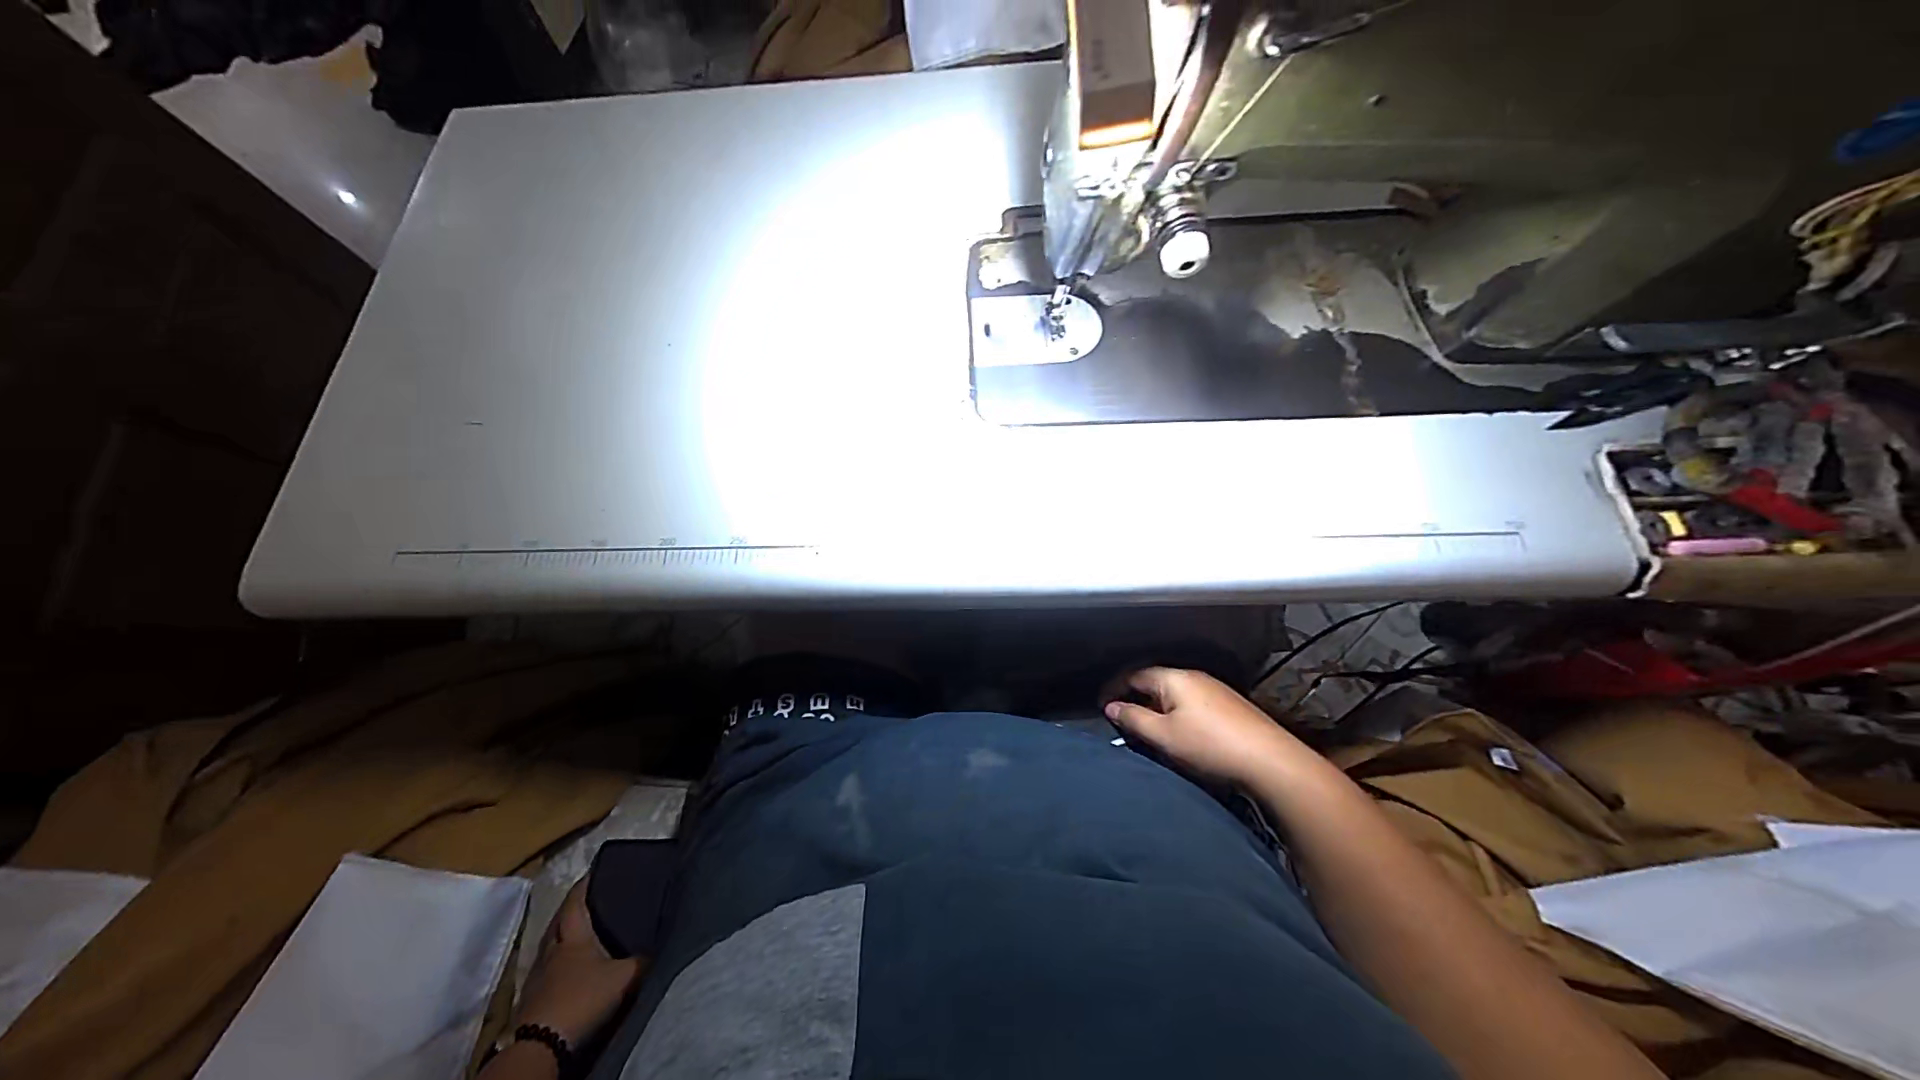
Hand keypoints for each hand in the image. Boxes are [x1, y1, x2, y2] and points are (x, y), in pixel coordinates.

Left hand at [514, 876, 644, 1046]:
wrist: (542, 1043)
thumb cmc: (583, 997)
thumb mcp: (624, 976)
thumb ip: (643, 960)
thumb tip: (660, 948)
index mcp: (573, 936)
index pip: (576, 902)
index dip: (584, 885)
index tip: (593, 870)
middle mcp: (552, 950)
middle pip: (559, 922)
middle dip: (571, 908)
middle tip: (588, 899)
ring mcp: (538, 975)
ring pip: (550, 945)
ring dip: (562, 935)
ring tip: (580, 931)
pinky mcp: (532, 998)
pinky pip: (547, 968)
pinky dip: (558, 961)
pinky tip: (569, 967)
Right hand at [1103, 667, 1306, 787]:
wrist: (1271, 762)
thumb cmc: (1212, 746)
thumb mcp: (1163, 735)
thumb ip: (1133, 719)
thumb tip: (1112, 708)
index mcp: (1175, 678)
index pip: (1134, 675)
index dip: (1115, 690)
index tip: (1105, 708)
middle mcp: (1195, 678)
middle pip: (1155, 683)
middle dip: (1137, 701)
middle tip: (1125, 724)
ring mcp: (1216, 691)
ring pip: (1175, 696)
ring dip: (1158, 711)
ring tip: (1150, 734)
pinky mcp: (1231, 708)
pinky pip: (1193, 705)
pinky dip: (1179, 717)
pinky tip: (1181, 738)